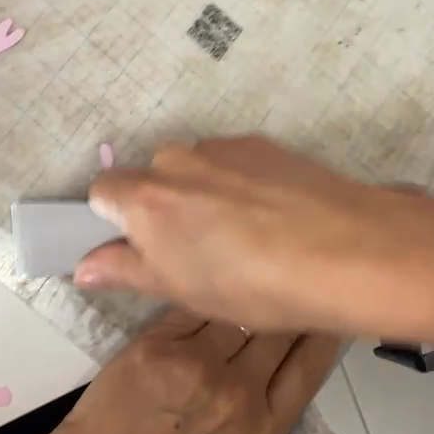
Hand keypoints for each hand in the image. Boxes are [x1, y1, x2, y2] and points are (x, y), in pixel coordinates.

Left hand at [28, 308, 340, 433]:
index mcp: (264, 427)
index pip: (307, 368)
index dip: (319, 337)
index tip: (322, 315)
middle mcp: (238, 388)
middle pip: (275, 330)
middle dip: (283, 307)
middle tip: (283, 283)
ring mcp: (196, 362)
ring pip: (231, 311)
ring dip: (239, 294)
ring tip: (245, 273)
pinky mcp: (156, 343)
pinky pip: (187, 306)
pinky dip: (198, 294)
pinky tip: (200, 277)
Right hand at [76, 136, 433, 346]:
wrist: (350, 251)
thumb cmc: (254, 285)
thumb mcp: (181, 291)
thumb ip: (125, 270)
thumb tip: (83, 265)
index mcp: (145, 198)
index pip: (102, 191)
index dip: (115, 219)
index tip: (143, 247)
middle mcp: (175, 160)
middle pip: (150, 177)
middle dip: (163, 207)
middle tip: (199, 251)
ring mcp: (221, 147)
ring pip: (193, 169)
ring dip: (202, 194)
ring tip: (247, 236)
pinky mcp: (260, 142)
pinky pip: (231, 162)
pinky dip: (239, 184)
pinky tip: (274, 217)